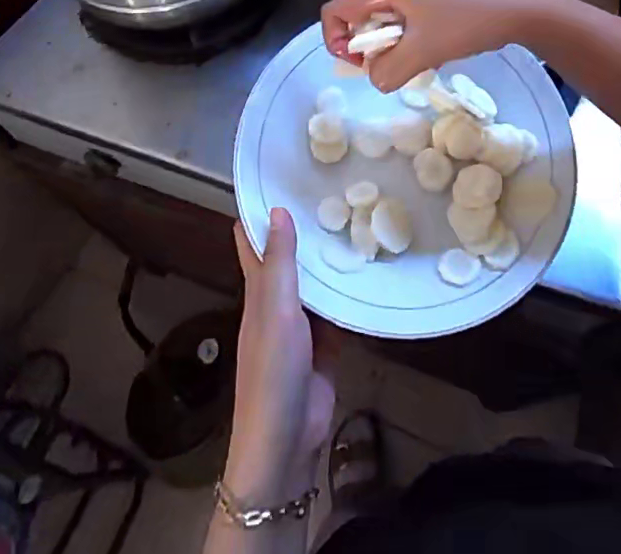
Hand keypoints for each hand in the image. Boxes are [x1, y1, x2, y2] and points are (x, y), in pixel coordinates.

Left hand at [226, 209, 336, 502]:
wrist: (286, 438)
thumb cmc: (273, 367)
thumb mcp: (275, 308)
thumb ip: (280, 262)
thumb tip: (276, 210)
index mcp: (258, 291)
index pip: (252, 243)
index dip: (257, 214)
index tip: (277, 182)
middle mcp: (277, 303)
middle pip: (289, 261)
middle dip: (304, 233)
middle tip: (333, 197)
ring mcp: (302, 327)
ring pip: (316, 286)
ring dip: (329, 264)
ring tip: (356, 228)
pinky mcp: (325, 348)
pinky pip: (338, 316)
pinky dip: (350, 299)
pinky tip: (368, 278)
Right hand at [322, 0, 548, 91]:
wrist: (516, 9)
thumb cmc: (465, 23)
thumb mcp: (423, 51)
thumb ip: (389, 70)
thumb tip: (375, 79)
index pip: (334, 11)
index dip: (334, 39)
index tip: (359, 63)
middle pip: (354, 18)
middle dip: (364, 48)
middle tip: (389, 66)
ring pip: (379, 25)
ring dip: (387, 49)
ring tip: (413, 61)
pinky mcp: (427, 4)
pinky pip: (400, 26)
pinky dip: (404, 44)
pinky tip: (429, 54)